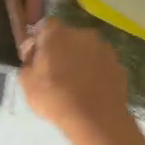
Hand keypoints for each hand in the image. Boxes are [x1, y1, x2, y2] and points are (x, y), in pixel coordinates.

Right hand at [17, 19, 131, 136]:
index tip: (36, 57)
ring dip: (79, 60)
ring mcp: (104, 48)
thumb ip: (28, 61)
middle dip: (61, 50)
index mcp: (57, 34)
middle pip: (67, 37)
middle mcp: (83, 34)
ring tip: (74, 84)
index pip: (45, 25)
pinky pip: (100, 63)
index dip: (39, 40)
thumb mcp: (26, 83)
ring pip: (86, 50)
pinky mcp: (118, 64)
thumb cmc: (54, 98)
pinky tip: (89, 89)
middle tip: (54, 73)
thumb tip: (33, 50)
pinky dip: (95, 71)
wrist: (95, 118)